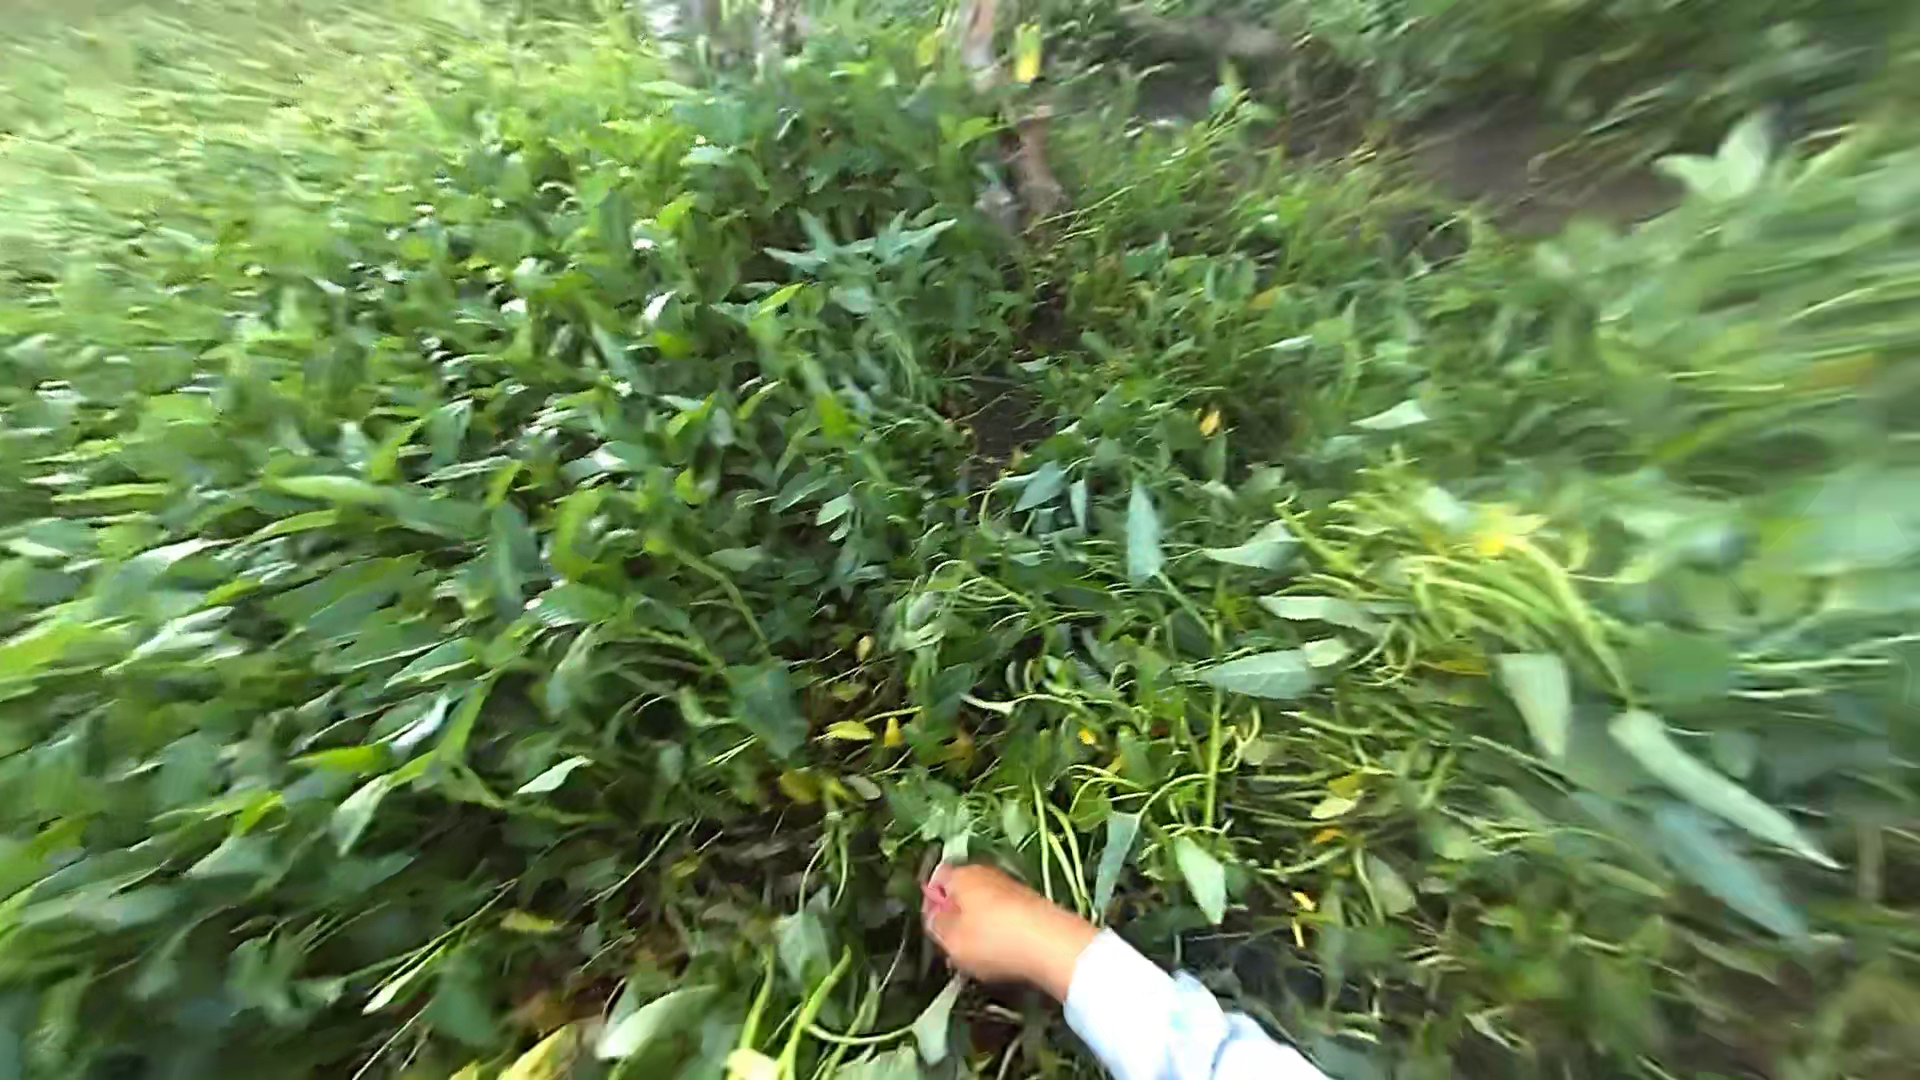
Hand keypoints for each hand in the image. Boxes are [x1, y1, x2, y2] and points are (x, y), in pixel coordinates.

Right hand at [921, 864, 1099, 1001]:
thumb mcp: (951, 939)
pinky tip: (1000, 952)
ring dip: (976, 924)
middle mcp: (984, 871)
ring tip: (976, 954)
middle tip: (952, 945)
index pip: (937, 877)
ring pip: (982, 902)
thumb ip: (936, 924)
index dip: (931, 901)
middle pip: (961, 889)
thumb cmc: (992, 938)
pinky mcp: (1027, 900)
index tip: (933, 926)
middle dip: (954, 915)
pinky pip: (1002, 912)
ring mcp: (1008, 884)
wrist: (1049, 941)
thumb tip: (933, 915)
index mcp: (961, 874)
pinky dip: (997, 929)